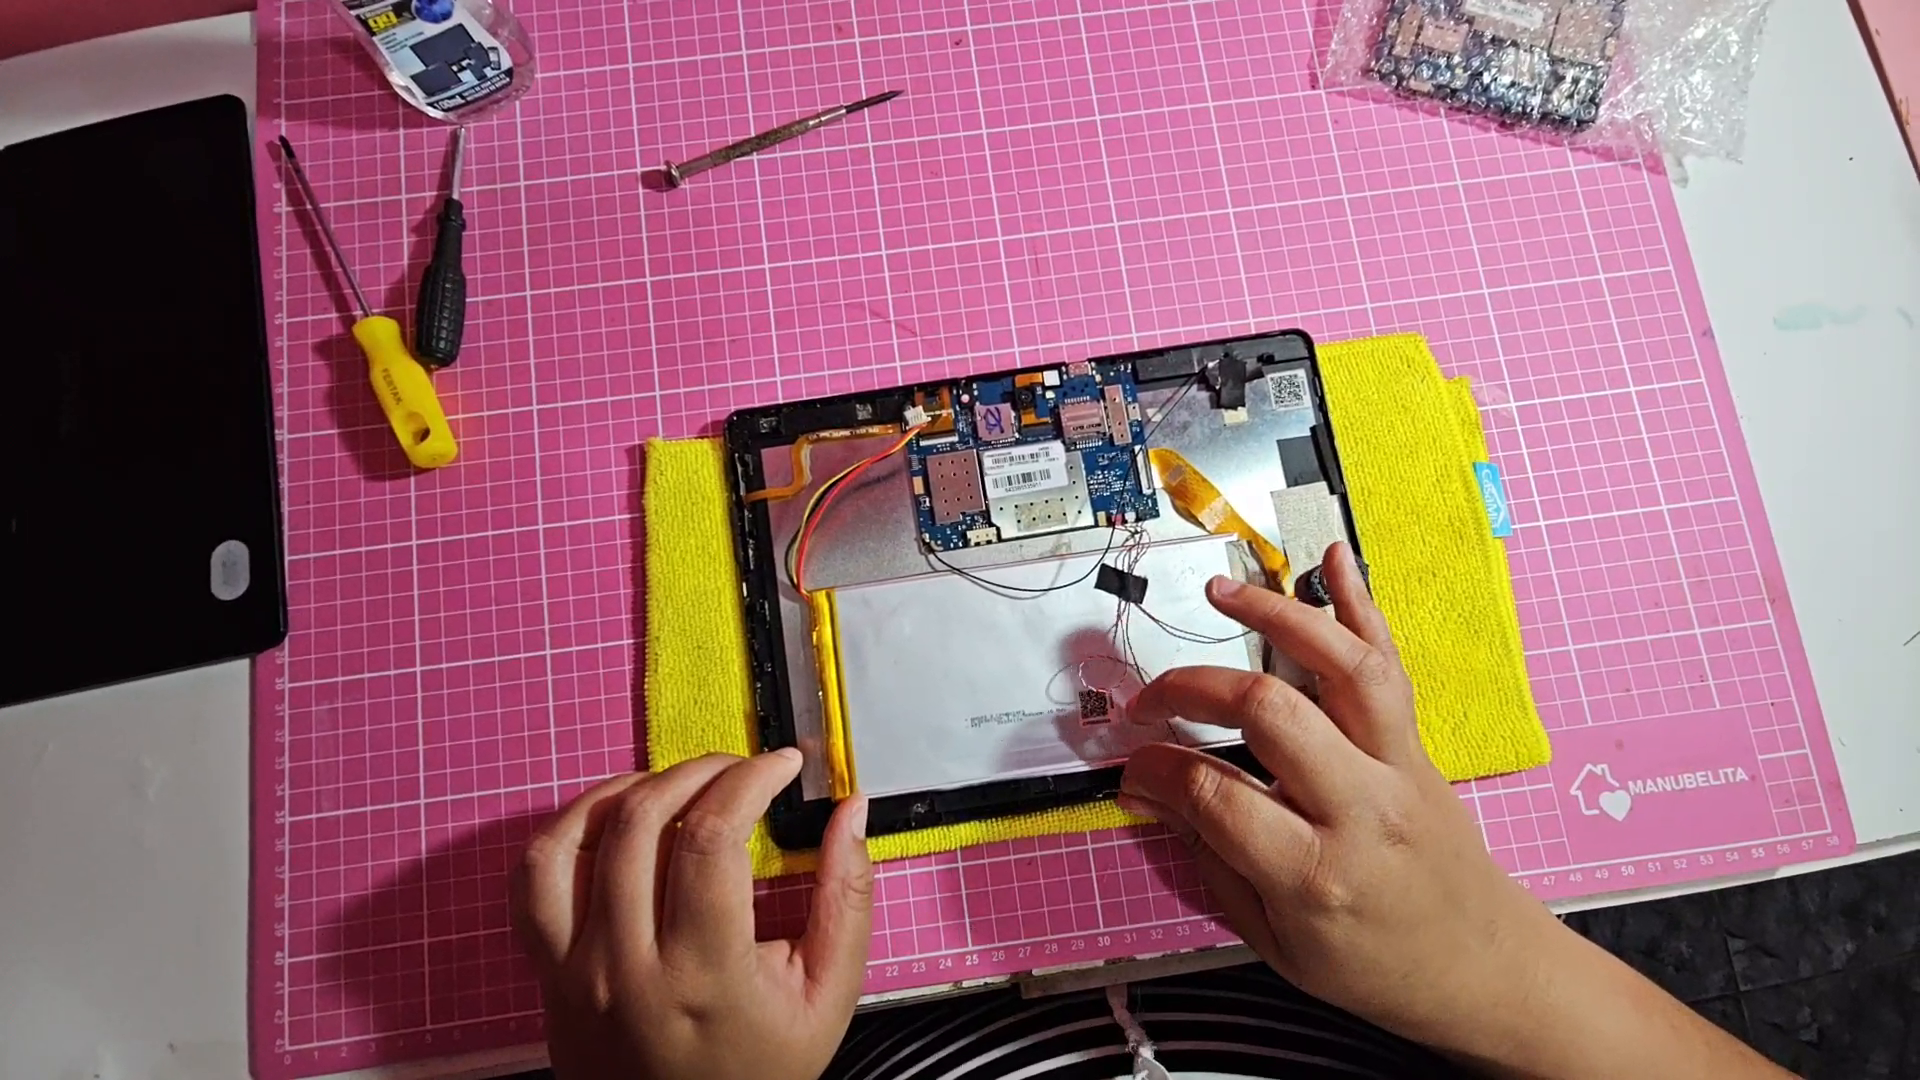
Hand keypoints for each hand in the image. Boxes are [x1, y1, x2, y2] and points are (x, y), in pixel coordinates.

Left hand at [511, 751, 872, 1079]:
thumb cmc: (762, 1068)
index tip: (783, 765)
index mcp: (703, 974)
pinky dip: (574, 821)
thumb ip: (848, 895)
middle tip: (742, 770)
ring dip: (637, 786)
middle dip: (703, 771)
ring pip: (580, 835)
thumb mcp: (829, 992)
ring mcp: (572, 969)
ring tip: (684, 784)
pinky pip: (535, 872)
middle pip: (644, 820)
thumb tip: (852, 810)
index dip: (751, 779)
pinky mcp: (545, 970)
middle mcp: (623, 968)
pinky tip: (621, 813)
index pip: (711, 837)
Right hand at [1117, 543, 1786, 1077]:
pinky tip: (1332, 559)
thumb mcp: (1274, 940)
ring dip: (1276, 615)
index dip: (1157, 770)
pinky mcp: (1416, 743)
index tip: (1133, 764)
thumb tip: (1148, 790)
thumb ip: (1206, 857)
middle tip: (1151, 698)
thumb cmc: (1376, 966)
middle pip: (1270, 712)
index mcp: (1316, 871)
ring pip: (1342, 666)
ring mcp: (1397, 764)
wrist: (1490, 970)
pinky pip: (1389, 664)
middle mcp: (1362, 806)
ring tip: (1221, 592)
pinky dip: (1360, 603)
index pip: (1214, 794)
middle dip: (1192, 688)